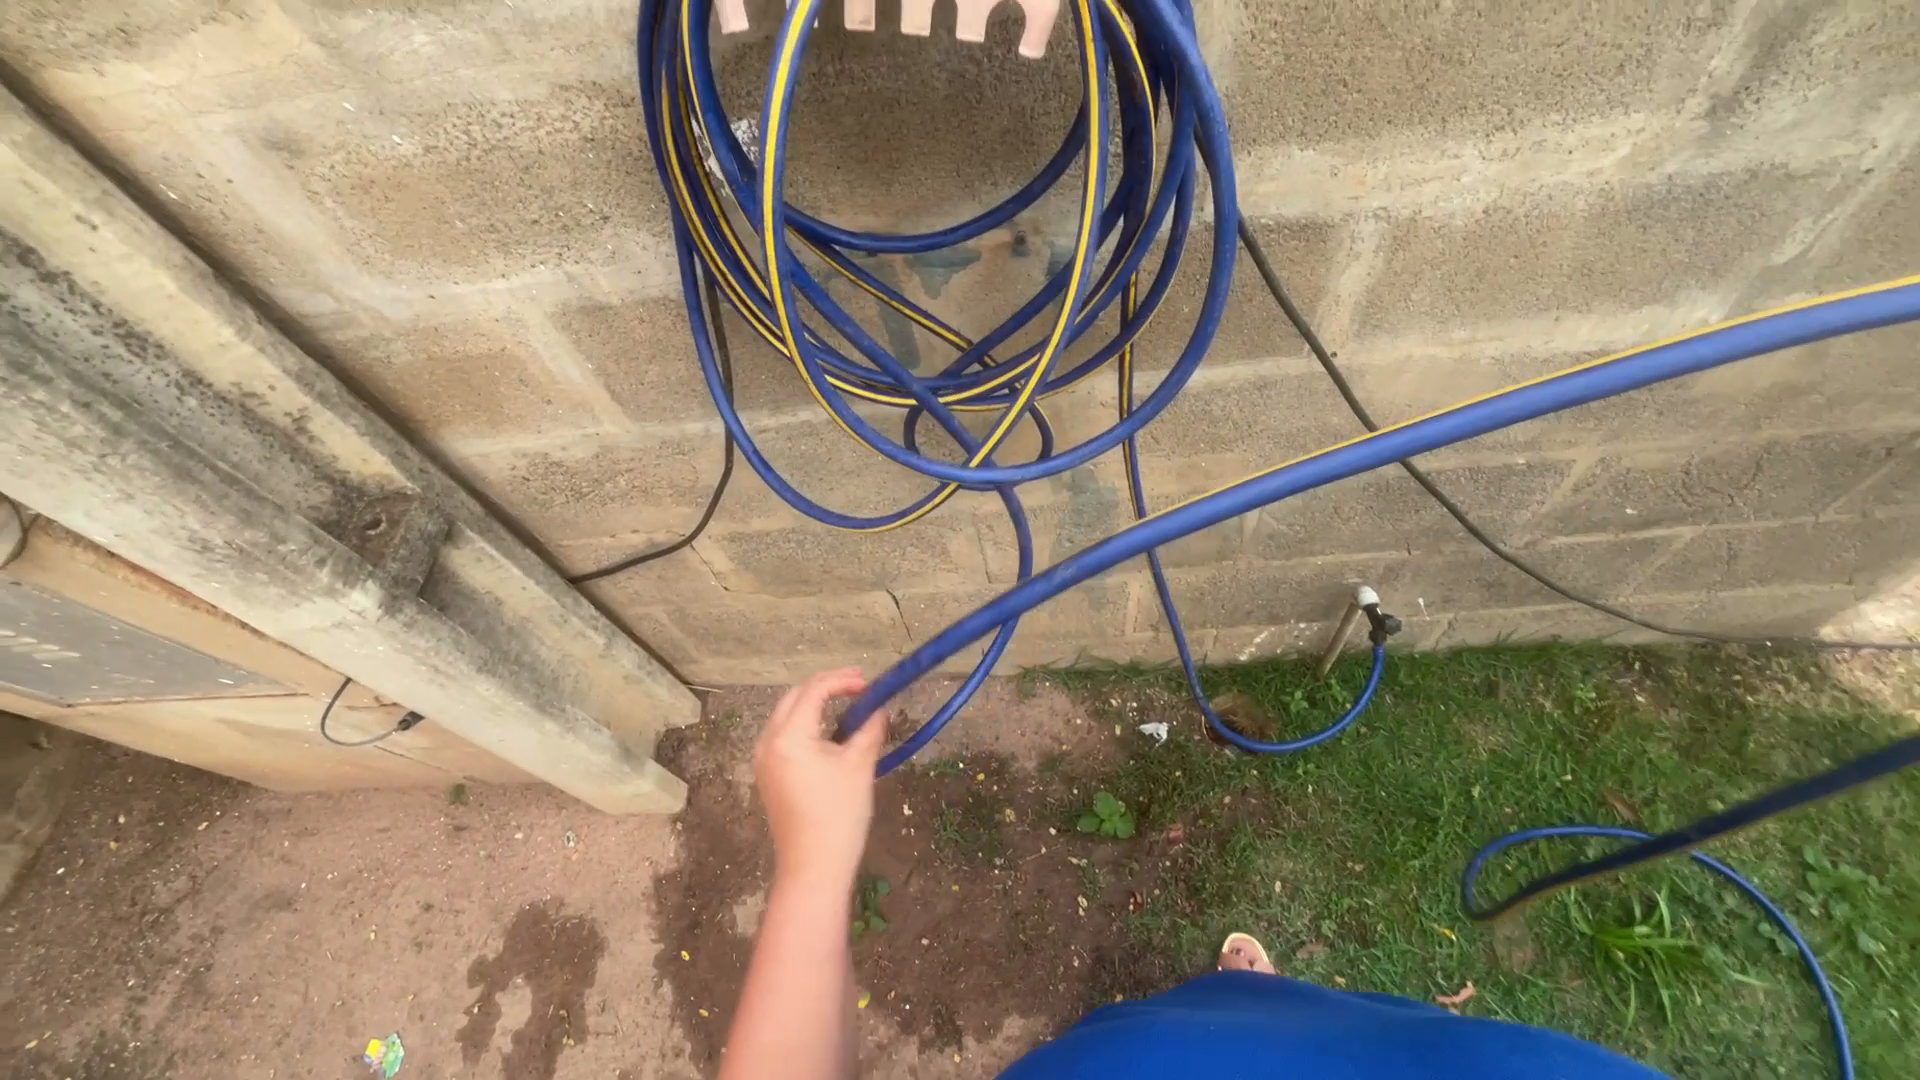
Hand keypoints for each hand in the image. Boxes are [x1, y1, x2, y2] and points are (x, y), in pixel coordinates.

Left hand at [753, 667, 888, 889]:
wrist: (813, 867)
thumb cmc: (838, 815)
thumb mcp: (859, 766)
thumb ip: (869, 728)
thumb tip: (878, 708)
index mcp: (788, 736)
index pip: (813, 691)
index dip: (842, 680)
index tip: (869, 683)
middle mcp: (768, 742)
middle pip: (795, 697)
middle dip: (826, 685)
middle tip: (859, 684)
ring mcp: (763, 760)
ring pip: (787, 714)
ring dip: (815, 702)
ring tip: (848, 701)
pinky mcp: (768, 775)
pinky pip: (784, 734)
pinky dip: (806, 722)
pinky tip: (830, 729)